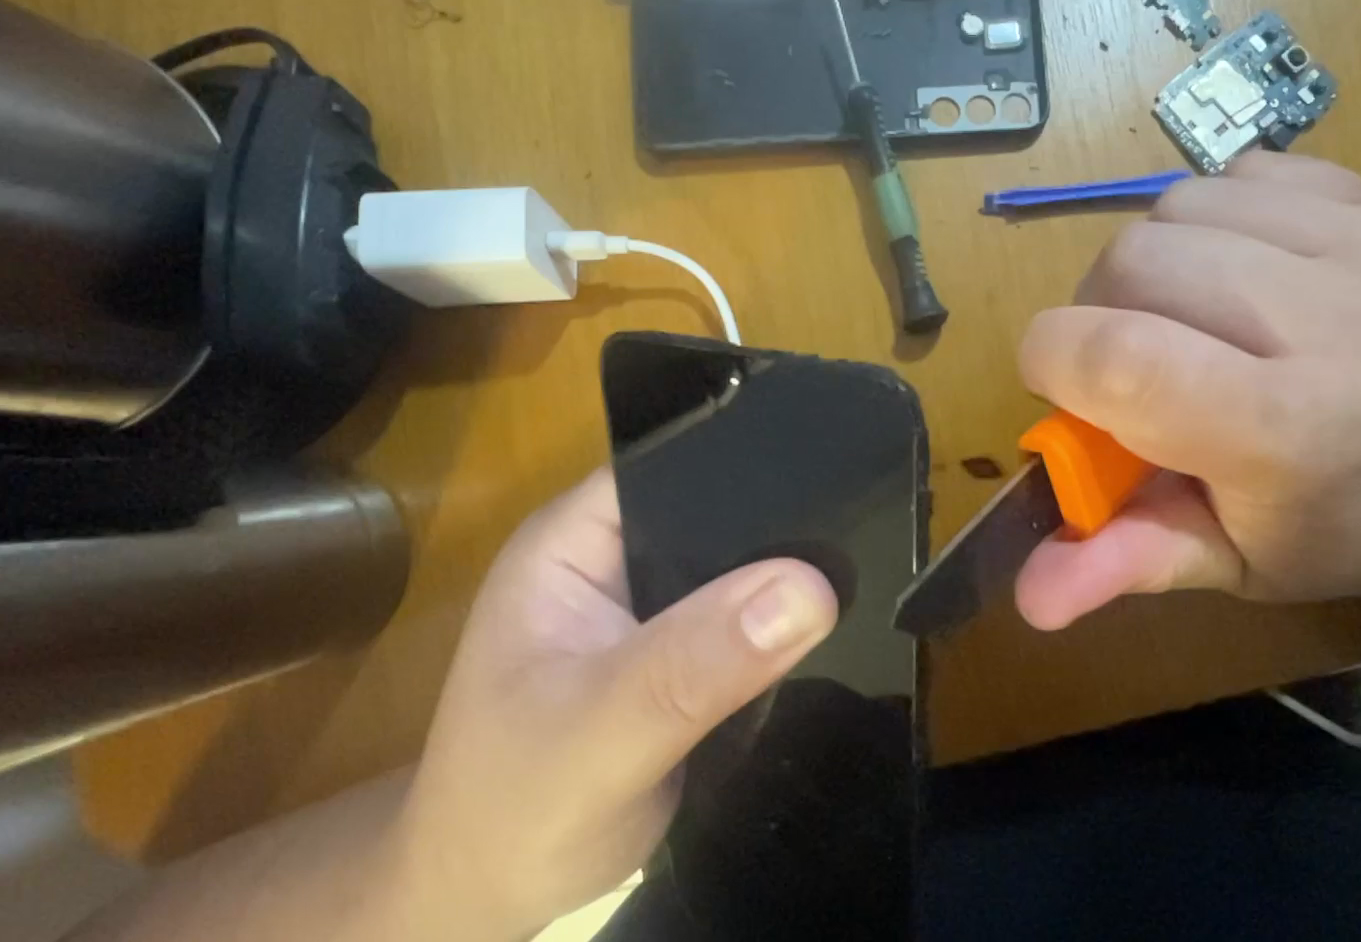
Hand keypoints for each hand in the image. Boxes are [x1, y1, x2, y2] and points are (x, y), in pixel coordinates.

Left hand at [388, 469, 836, 936]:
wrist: (491, 894)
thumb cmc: (512, 809)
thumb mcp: (601, 734)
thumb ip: (695, 665)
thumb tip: (809, 589)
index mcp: (574, 540)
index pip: (675, 465)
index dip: (753, 466)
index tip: (840, 477)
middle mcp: (614, 557)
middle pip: (718, 514)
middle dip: (784, 529)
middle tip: (869, 531)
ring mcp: (647, 609)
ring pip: (739, 571)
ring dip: (789, 583)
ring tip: (867, 573)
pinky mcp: (679, 655)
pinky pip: (746, 623)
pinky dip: (783, 631)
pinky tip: (834, 628)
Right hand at [1014, 153, 1360, 628]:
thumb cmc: (1326, 534)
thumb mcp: (1221, 566)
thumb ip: (1123, 565)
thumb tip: (1028, 601)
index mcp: (1286, 432)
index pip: (1122, 356)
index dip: (1054, 357)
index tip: (1060, 385)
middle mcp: (1336, 324)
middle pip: (1135, 260)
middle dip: (1098, 309)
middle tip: (1128, 360)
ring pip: (1177, 205)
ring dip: (1151, 263)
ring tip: (1184, 317)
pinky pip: (1240, 175)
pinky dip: (1210, 221)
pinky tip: (1241, 275)